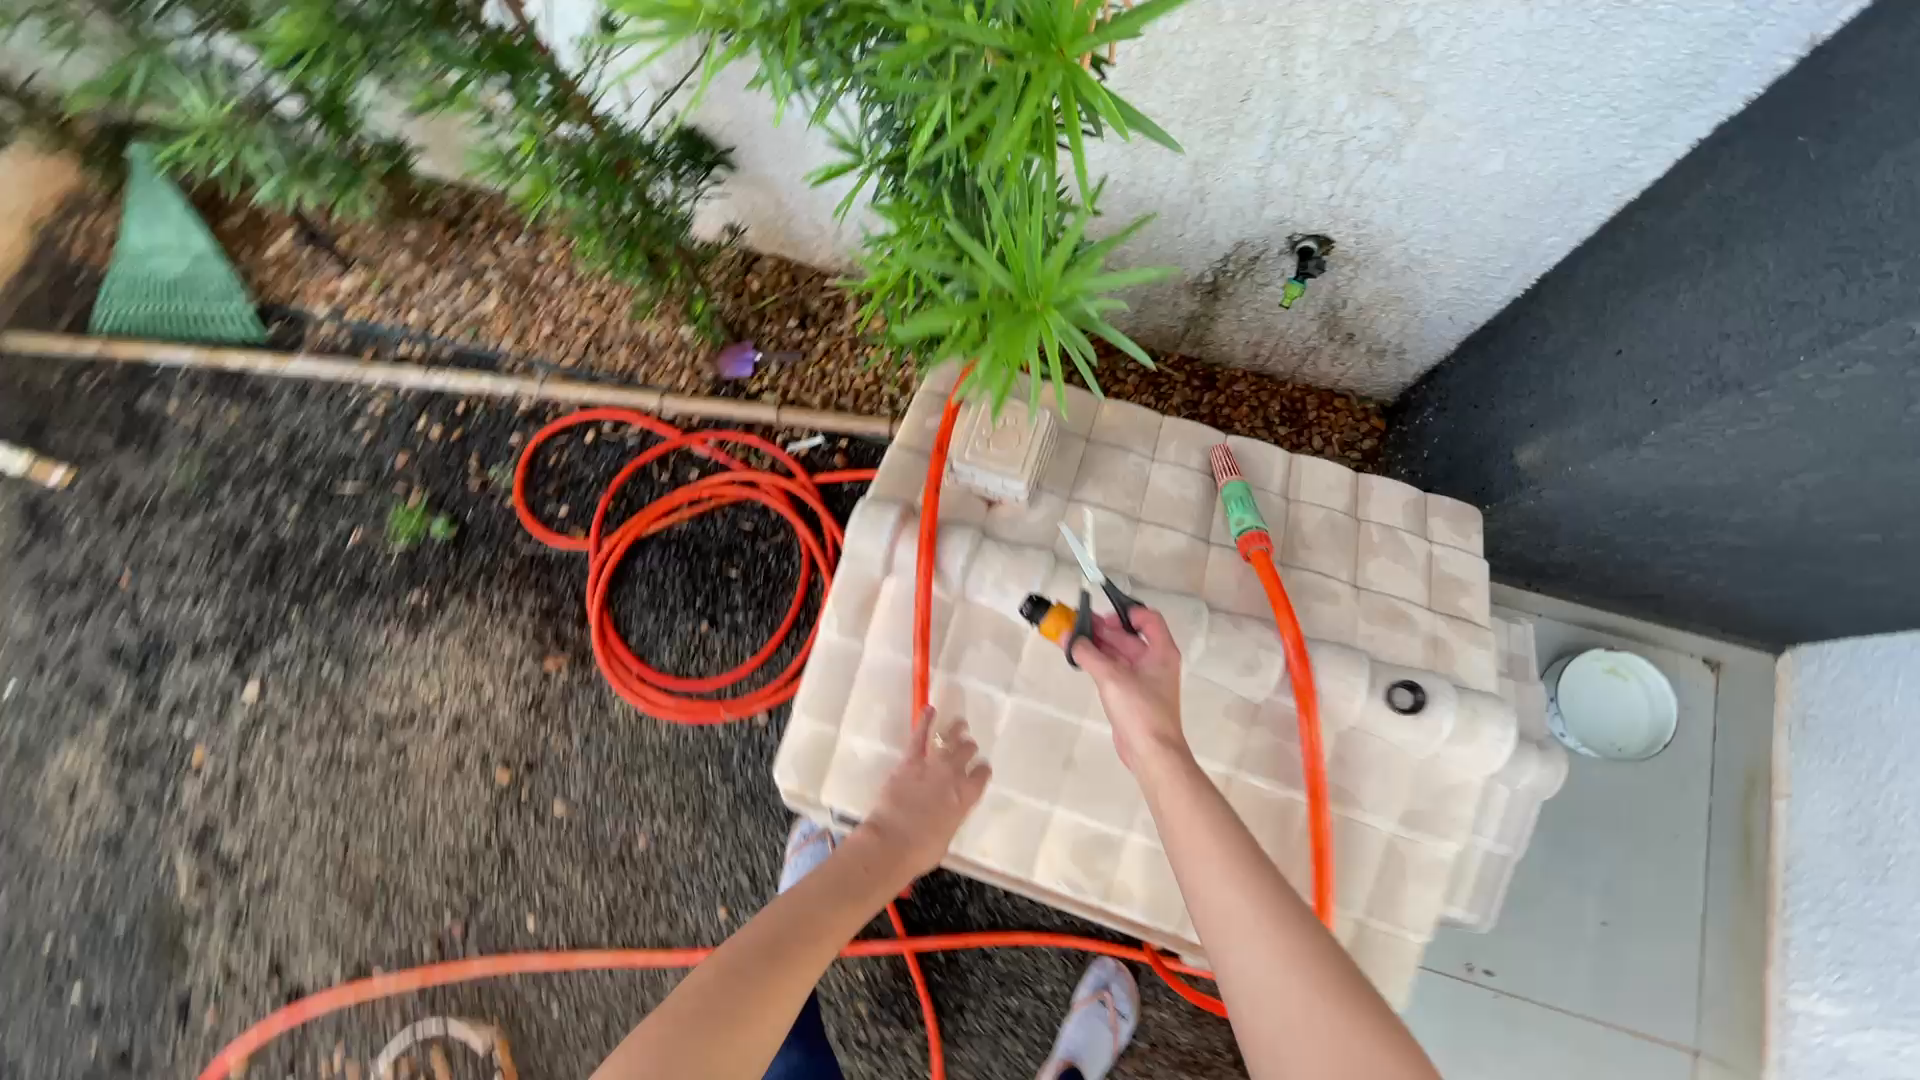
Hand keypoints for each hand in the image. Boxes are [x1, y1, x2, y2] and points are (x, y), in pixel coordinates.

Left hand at [855, 707, 990, 878]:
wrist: (892, 844)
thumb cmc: (920, 851)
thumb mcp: (945, 837)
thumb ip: (950, 819)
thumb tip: (946, 814)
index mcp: (965, 799)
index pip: (981, 776)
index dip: (982, 770)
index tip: (981, 768)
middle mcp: (953, 777)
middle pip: (967, 753)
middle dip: (969, 748)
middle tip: (968, 745)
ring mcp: (932, 766)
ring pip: (949, 740)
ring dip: (956, 730)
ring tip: (960, 723)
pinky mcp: (910, 762)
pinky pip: (920, 737)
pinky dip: (925, 721)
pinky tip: (929, 710)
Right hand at [1070, 608, 1188, 771]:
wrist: (1152, 752)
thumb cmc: (1139, 710)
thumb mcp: (1112, 677)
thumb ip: (1088, 654)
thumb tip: (1069, 637)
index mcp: (1161, 651)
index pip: (1148, 619)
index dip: (1126, 612)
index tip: (1102, 616)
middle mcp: (1155, 662)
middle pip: (1129, 636)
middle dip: (1104, 629)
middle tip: (1077, 624)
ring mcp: (1144, 679)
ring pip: (1120, 653)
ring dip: (1098, 645)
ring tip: (1073, 639)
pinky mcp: (1132, 694)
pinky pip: (1115, 670)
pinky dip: (1099, 662)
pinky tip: (1081, 660)